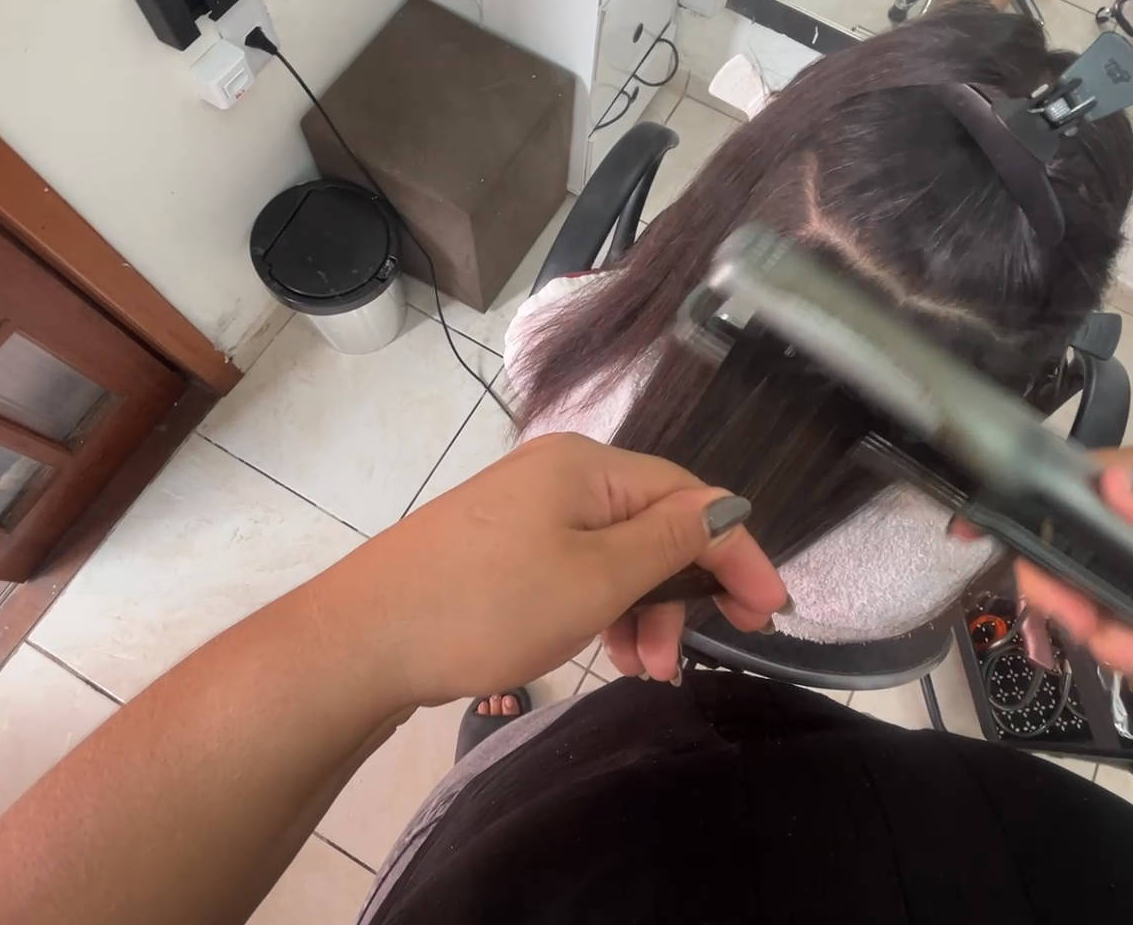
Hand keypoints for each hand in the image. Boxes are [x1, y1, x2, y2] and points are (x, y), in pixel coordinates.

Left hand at [317, 433, 786, 708]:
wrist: (362, 639)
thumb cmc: (490, 604)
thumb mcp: (596, 577)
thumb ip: (671, 540)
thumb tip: (727, 507)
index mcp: (589, 466)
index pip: (689, 497)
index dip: (736, 550)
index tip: (770, 611)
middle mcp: (562, 473)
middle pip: (652, 524)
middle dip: (678, 591)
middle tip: (674, 662)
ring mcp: (529, 507)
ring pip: (615, 552)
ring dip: (639, 607)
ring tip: (637, 667)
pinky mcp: (505, 541)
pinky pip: (577, 565)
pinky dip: (600, 605)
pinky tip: (602, 648)